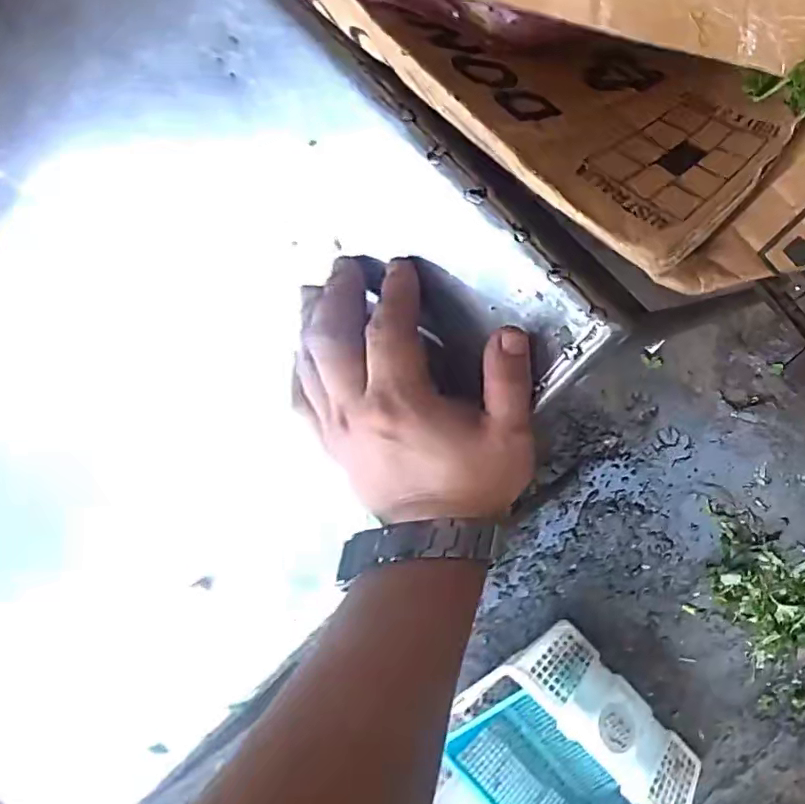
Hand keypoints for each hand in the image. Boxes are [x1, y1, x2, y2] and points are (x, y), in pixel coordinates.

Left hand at [294, 257, 535, 522]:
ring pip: (305, 362)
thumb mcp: (509, 431)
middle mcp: (355, 407)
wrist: (434, 538)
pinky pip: (297, 394)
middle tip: (346, 266)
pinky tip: (299, 349)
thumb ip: (507, 381)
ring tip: (312, 291)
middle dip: (336, 295)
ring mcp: (333, 426)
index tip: (400, 267)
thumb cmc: (477, 481)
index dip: (394, 296)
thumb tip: (508, 333)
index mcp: (400, 400)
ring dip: (307, 321)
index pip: (387, 332)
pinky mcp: (326, 442)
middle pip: (329, 338)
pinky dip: (295, 363)